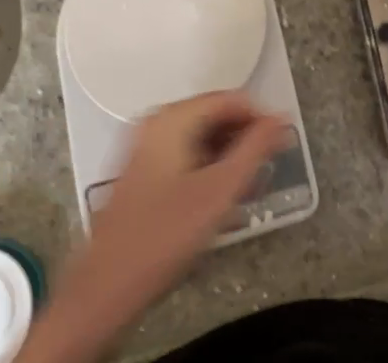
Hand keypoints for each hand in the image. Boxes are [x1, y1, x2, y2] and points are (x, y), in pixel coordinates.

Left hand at [36, 92, 287, 356]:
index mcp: (170, 119)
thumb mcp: (220, 191)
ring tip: (247, 191)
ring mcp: (143, 149)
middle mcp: (153, 125)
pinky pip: (184, 157)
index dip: (260, 119)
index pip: (230, 99)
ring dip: (227, 158)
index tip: (281, 146)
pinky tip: (219, 201)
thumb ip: (255, 149)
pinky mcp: (140, 174)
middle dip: (244, 140)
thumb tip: (281, 118)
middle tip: (265, 172)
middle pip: (213, 117)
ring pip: (200, 139)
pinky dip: (207, 170)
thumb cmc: (165, 235)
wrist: (106, 287)